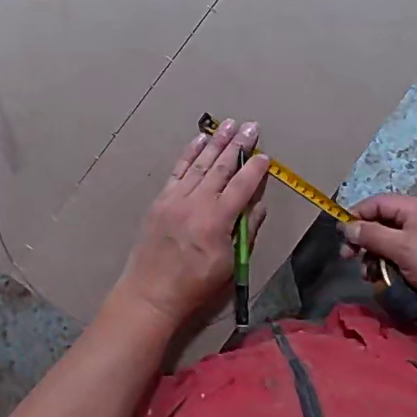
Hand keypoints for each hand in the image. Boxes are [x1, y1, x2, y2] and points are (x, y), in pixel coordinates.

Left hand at [109, 119, 269, 328]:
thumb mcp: (230, 265)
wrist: (150, 293)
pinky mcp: (161, 200)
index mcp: (216, 221)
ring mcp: (175, 199)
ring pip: (199, 163)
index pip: (241, 187)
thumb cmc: (195, 286)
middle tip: (251, 126)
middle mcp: (195, 204)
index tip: (265, 155)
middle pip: (221, 168)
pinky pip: (178, 170)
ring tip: (229, 124)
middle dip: (238, 145)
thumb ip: (246, 231)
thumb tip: (258, 205)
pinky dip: (189, 154)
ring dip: (216, 142)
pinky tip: (199, 140)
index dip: (255, 169)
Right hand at [339, 194, 416, 323]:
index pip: (378, 203)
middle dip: (366, 240)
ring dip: (378, 255)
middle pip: (385, 221)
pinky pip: (408, 251)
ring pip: (395, 239)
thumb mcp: (402, 250)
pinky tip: (389, 278)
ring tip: (370, 275)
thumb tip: (347, 226)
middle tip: (351, 259)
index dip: (356, 216)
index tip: (342, 237)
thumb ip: (372, 235)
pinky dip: (394, 262)